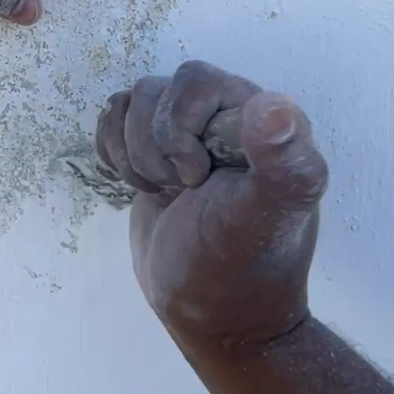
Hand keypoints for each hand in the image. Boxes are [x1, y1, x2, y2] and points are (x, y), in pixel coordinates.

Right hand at [96, 62, 328, 346]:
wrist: (206, 313)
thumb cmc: (240, 267)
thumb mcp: (263, 217)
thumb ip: (281, 163)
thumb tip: (276, 104)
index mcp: (257, 117)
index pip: (195, 80)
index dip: (181, 126)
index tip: (198, 178)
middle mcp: (221, 112)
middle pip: (154, 90)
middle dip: (154, 146)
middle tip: (182, 189)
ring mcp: (184, 129)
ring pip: (130, 102)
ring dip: (135, 156)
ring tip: (167, 193)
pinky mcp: (150, 146)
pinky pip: (112, 117)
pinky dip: (115, 154)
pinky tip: (143, 186)